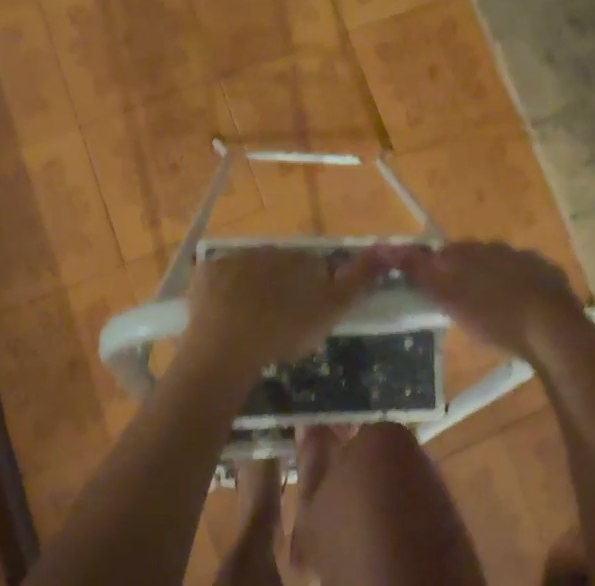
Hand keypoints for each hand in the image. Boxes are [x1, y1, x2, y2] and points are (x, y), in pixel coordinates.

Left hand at [182, 248, 381, 370]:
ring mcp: (233, 258)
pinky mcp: (206, 272)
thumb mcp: (333, 309)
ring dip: (251, 289)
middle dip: (281, 287)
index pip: (314, 267)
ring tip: (249, 324)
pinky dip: (222, 293)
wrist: (228, 346)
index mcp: (301, 258)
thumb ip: (359, 278)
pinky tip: (223, 317)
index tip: (307, 316)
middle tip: (278, 323)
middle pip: (281, 267)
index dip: (313, 290)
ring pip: (249, 271)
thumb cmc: (285, 330)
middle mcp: (269, 249)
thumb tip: (388, 248)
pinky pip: (218, 279)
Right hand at [395, 242, 587, 361]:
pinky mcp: (550, 274)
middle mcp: (497, 247)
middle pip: (473, 257)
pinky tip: (522, 309)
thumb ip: (421, 273)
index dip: (436, 269)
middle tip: (462, 304)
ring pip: (501, 265)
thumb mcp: (451, 300)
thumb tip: (390, 248)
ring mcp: (526, 258)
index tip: (434, 290)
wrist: (553, 331)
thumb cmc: (495, 317)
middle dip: (465, 274)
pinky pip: (528, 276)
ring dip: (494, 280)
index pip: (443, 252)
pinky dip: (521, 288)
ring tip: (492, 309)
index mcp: (470, 252)